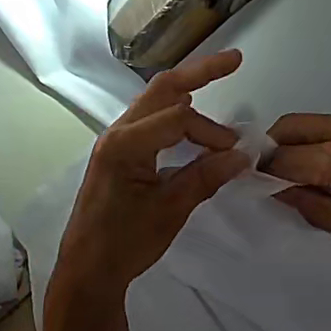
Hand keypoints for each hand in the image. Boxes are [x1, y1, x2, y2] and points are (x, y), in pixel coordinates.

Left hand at [53, 50, 251, 301]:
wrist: (86, 270)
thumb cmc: (124, 243)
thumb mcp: (170, 210)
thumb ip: (206, 177)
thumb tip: (243, 155)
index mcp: (125, 144)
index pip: (179, 118)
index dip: (213, 132)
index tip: (237, 153)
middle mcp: (117, 133)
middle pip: (162, 89)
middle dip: (199, 72)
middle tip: (235, 60)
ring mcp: (115, 141)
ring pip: (154, 102)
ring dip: (187, 94)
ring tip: (217, 84)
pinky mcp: (117, 153)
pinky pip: (148, 121)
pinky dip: (173, 114)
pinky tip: (190, 120)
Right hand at [264, 106, 330, 264]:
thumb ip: (319, 211)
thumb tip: (283, 192)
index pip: (284, 159)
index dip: (265, 175)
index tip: (258, 191)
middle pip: (289, 127)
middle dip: (273, 151)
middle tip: (277, 183)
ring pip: (312, 123)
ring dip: (299, 145)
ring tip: (311, 182)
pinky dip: (324, 141)